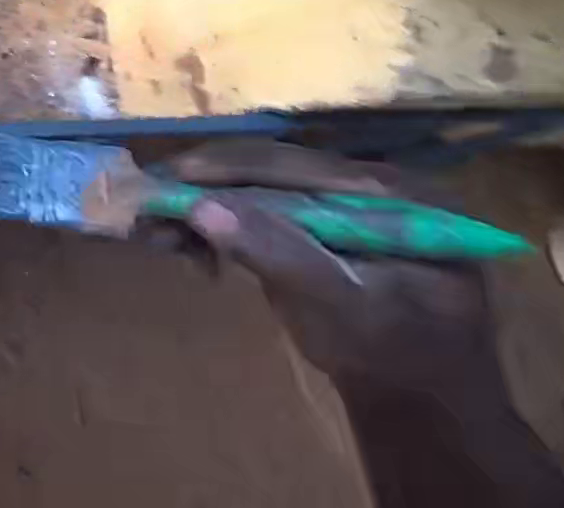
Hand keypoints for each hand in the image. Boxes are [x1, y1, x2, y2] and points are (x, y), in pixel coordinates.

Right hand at [172, 143, 502, 394]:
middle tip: (150, 205)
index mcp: (389, 189)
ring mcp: (335, 197)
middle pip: (264, 168)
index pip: (292, 164)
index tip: (168, 176)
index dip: (225, 168)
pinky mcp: (310, 217)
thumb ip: (277, 253)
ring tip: (161, 236)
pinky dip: (216, 224)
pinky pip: (252, 205)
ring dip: (201, 206)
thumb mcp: (338, 307)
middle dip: (203, 188)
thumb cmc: (389, 357)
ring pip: (250, 184)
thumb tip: (200, 206)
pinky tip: (191, 252)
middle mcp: (361, 179)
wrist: (413, 399)